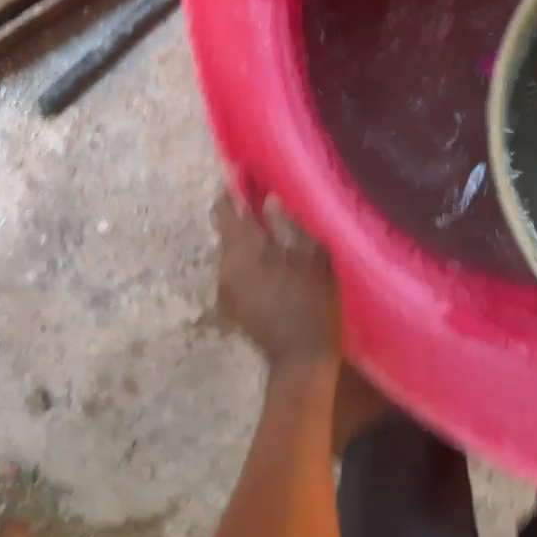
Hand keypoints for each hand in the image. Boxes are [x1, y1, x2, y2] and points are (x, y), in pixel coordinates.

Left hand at [212, 193, 342, 372]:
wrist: (301, 360)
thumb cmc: (312, 304)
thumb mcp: (312, 258)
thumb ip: (290, 225)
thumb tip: (273, 198)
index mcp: (241, 251)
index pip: (224, 209)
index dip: (234, 190)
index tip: (250, 177)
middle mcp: (225, 267)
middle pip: (230, 232)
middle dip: (249, 218)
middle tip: (276, 206)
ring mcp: (227, 290)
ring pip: (236, 254)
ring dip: (254, 243)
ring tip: (282, 238)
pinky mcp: (235, 306)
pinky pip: (241, 273)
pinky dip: (256, 264)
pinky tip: (280, 267)